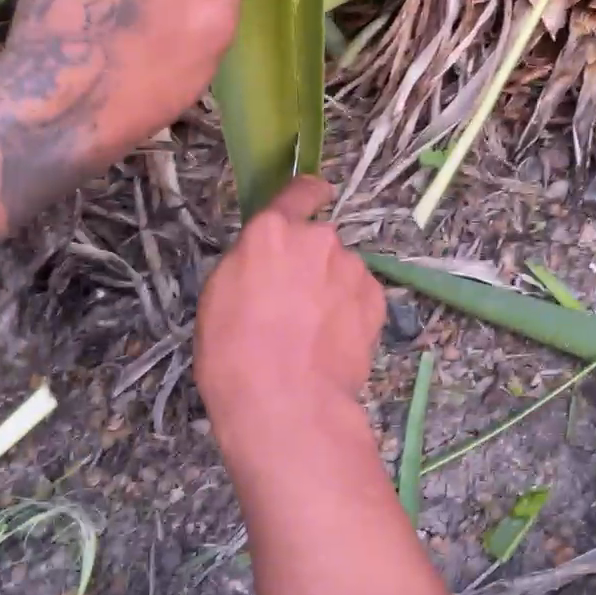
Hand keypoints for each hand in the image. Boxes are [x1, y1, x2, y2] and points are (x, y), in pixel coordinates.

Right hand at [195, 179, 386, 436]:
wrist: (286, 401)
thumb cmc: (234, 353)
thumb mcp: (220, 296)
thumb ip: (251, 263)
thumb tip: (270, 264)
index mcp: (271, 232)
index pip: (297, 193)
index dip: (307, 194)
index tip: (315, 194)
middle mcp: (318, 239)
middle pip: (318, 242)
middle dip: (312, 264)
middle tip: (295, 304)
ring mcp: (351, 267)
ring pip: (342, 271)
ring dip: (333, 289)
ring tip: (315, 332)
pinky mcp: (375, 298)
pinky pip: (361, 296)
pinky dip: (352, 312)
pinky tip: (335, 342)